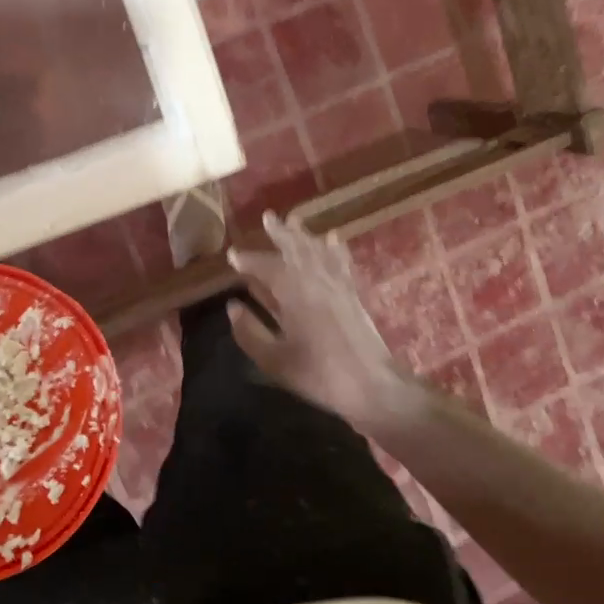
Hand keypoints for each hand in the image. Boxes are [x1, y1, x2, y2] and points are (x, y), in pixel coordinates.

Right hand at [227, 212, 411, 428]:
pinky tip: (333, 239)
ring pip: (318, 250)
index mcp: (293, 293)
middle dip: (280, 233)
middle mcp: (315, 280)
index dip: (248, 260)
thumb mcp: (274, 360)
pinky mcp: (353, 293)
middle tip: (268, 217)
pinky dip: (334, 248)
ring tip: (294, 221)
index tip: (232, 254)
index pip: (265, 267)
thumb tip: (233, 306)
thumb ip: (250, 331)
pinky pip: (340, 261)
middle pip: (295, 248)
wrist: (371, 386)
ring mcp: (337, 284)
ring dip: (304, 235)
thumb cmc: (318, 374)